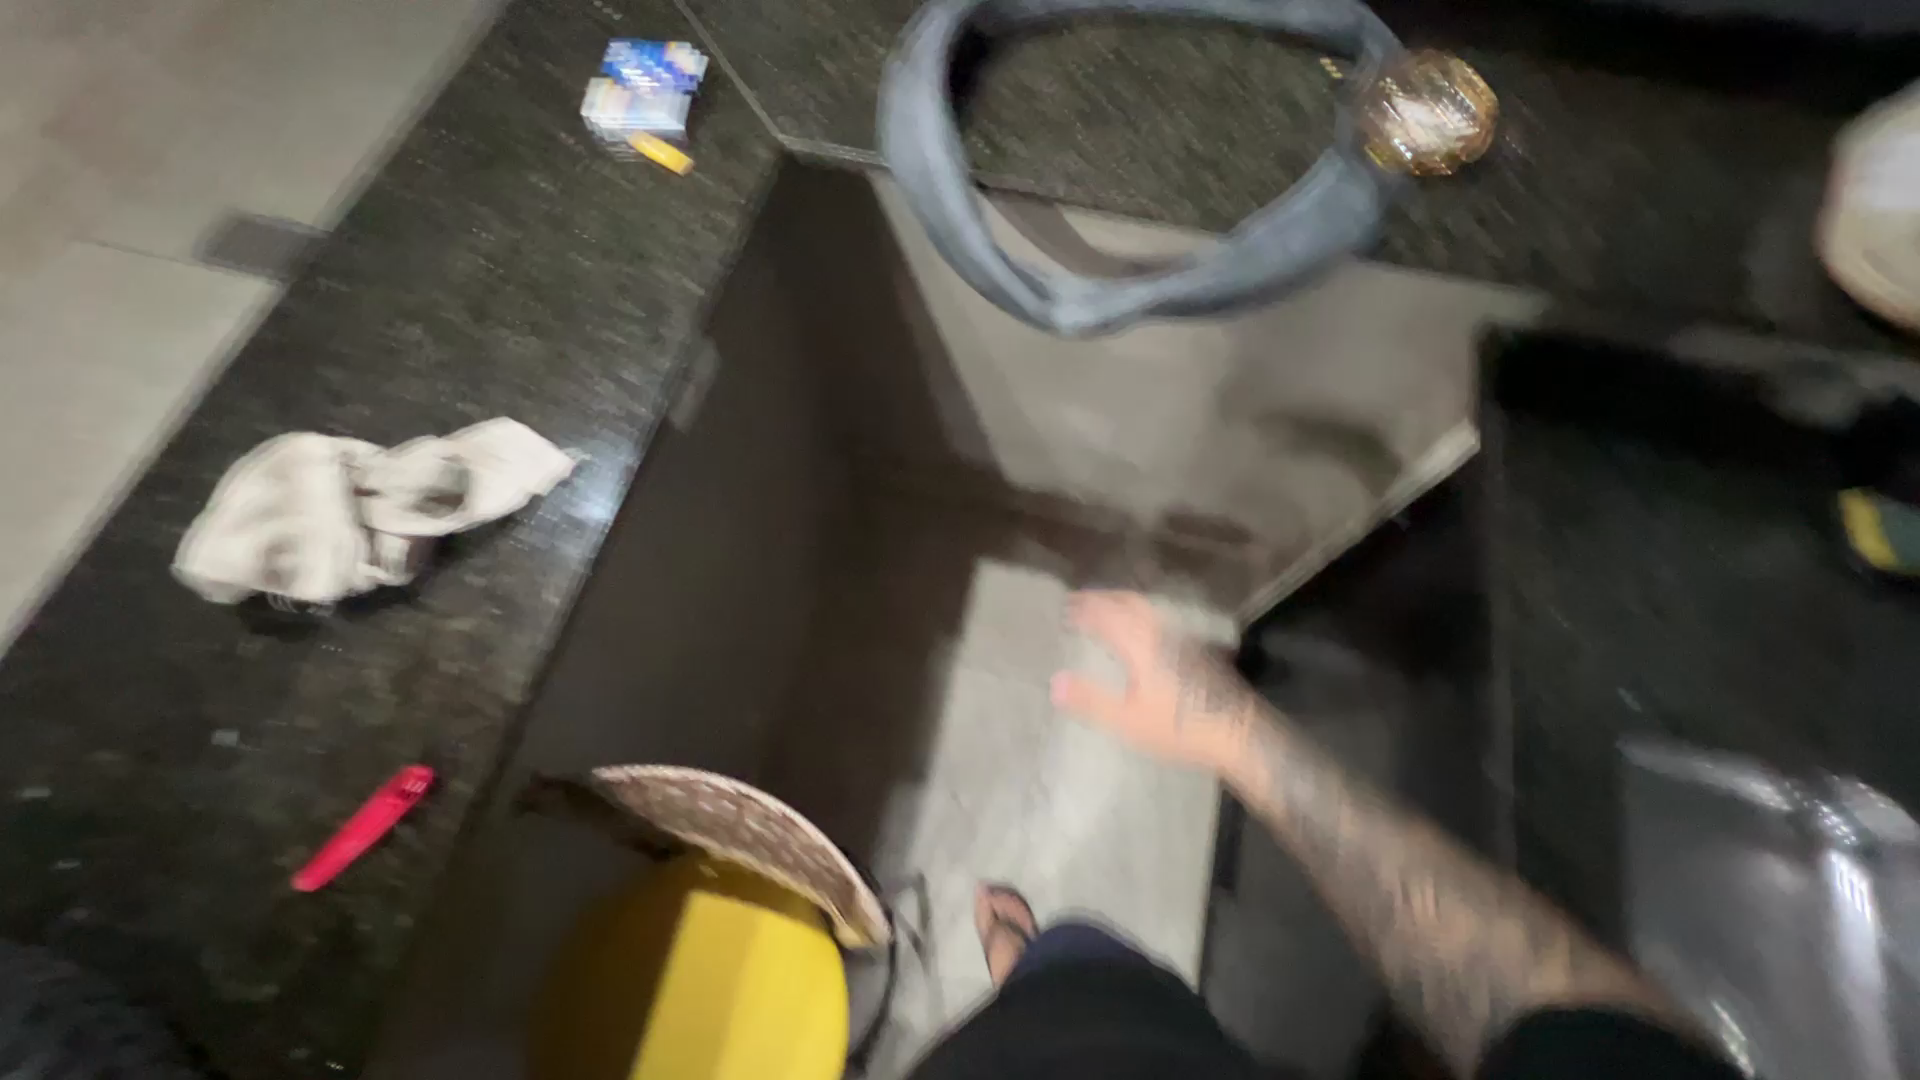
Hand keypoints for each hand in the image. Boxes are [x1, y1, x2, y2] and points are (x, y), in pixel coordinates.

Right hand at [1050, 590, 1258, 773]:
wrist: (1239, 735)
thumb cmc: (1180, 728)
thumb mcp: (1128, 721)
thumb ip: (1091, 701)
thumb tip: (1054, 682)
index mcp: (1141, 645)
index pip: (1107, 616)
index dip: (1084, 609)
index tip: (1064, 607)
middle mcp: (1161, 634)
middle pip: (1129, 603)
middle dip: (1102, 598)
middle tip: (1080, 600)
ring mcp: (1182, 640)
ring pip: (1147, 610)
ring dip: (1121, 604)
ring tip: (1106, 610)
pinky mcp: (1195, 652)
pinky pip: (1159, 620)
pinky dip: (1139, 616)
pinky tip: (1141, 634)